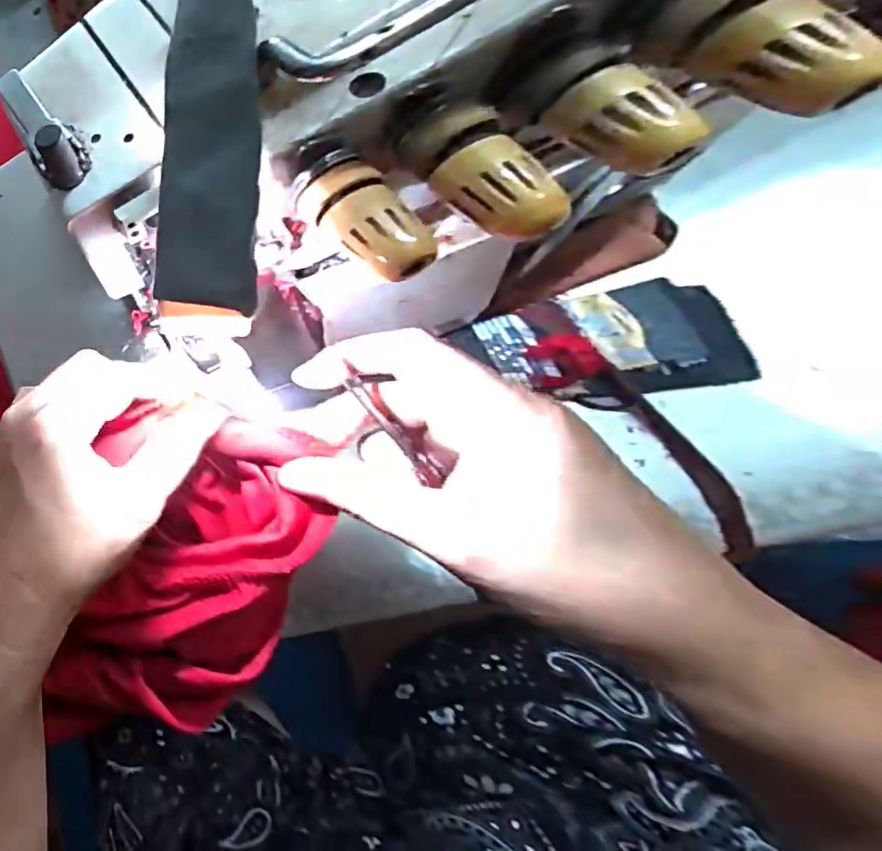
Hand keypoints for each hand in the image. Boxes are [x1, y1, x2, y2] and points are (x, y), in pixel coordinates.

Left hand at [0, 351, 226, 626]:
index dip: (161, 380)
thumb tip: (210, 411)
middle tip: (173, 403)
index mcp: (54, 421)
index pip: (115, 378)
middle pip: (88, 368)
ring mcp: (11, 417)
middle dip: (134, 379)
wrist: (15, 585)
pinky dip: (82, 399)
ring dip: (107, 387)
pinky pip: (51, 395)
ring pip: (68, 377)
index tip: (198, 390)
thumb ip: (175, 450)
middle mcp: (26, 407)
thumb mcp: (137, 503)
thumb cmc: (78, 551)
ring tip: (144, 414)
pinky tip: (104, 427)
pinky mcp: (7, 430)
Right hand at [276, 330, 729, 641]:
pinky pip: (454, 442)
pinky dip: (416, 461)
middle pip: (409, 391)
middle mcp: (509, 406)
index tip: (301, 385)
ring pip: (428, 420)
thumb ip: (361, 497)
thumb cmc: (566, 571)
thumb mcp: (449, 535)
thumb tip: (288, 471)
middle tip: (314, 458)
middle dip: (353, 418)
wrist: (688, 624)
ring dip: (384, 446)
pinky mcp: (532, 457)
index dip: (347, 357)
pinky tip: (408, 495)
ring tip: (358, 485)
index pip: (408, 351)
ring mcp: (524, 431)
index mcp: (496, 409)